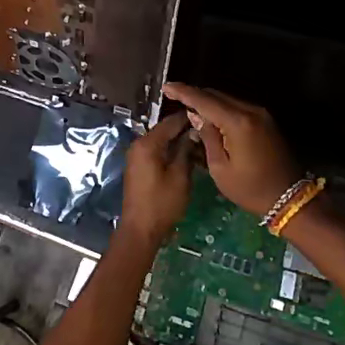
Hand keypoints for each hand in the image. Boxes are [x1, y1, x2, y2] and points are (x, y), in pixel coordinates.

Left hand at [118, 113, 195, 248]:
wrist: (140, 228)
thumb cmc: (162, 202)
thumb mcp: (180, 176)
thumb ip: (185, 150)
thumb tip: (192, 132)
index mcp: (147, 144)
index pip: (170, 122)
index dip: (188, 118)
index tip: (207, 115)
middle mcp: (138, 145)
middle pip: (164, 130)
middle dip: (184, 129)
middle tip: (207, 130)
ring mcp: (137, 156)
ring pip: (161, 141)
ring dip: (178, 141)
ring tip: (201, 142)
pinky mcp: (139, 166)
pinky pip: (156, 151)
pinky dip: (170, 151)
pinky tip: (187, 155)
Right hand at [162, 83, 302, 215]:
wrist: (289, 198)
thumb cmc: (250, 188)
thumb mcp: (220, 168)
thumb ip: (207, 136)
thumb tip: (196, 115)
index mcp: (238, 123)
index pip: (205, 100)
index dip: (183, 92)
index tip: (166, 86)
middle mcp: (251, 111)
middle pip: (216, 95)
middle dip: (195, 95)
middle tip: (174, 98)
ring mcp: (261, 114)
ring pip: (227, 99)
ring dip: (208, 102)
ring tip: (189, 108)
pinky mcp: (265, 121)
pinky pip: (237, 107)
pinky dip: (221, 108)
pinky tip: (210, 116)